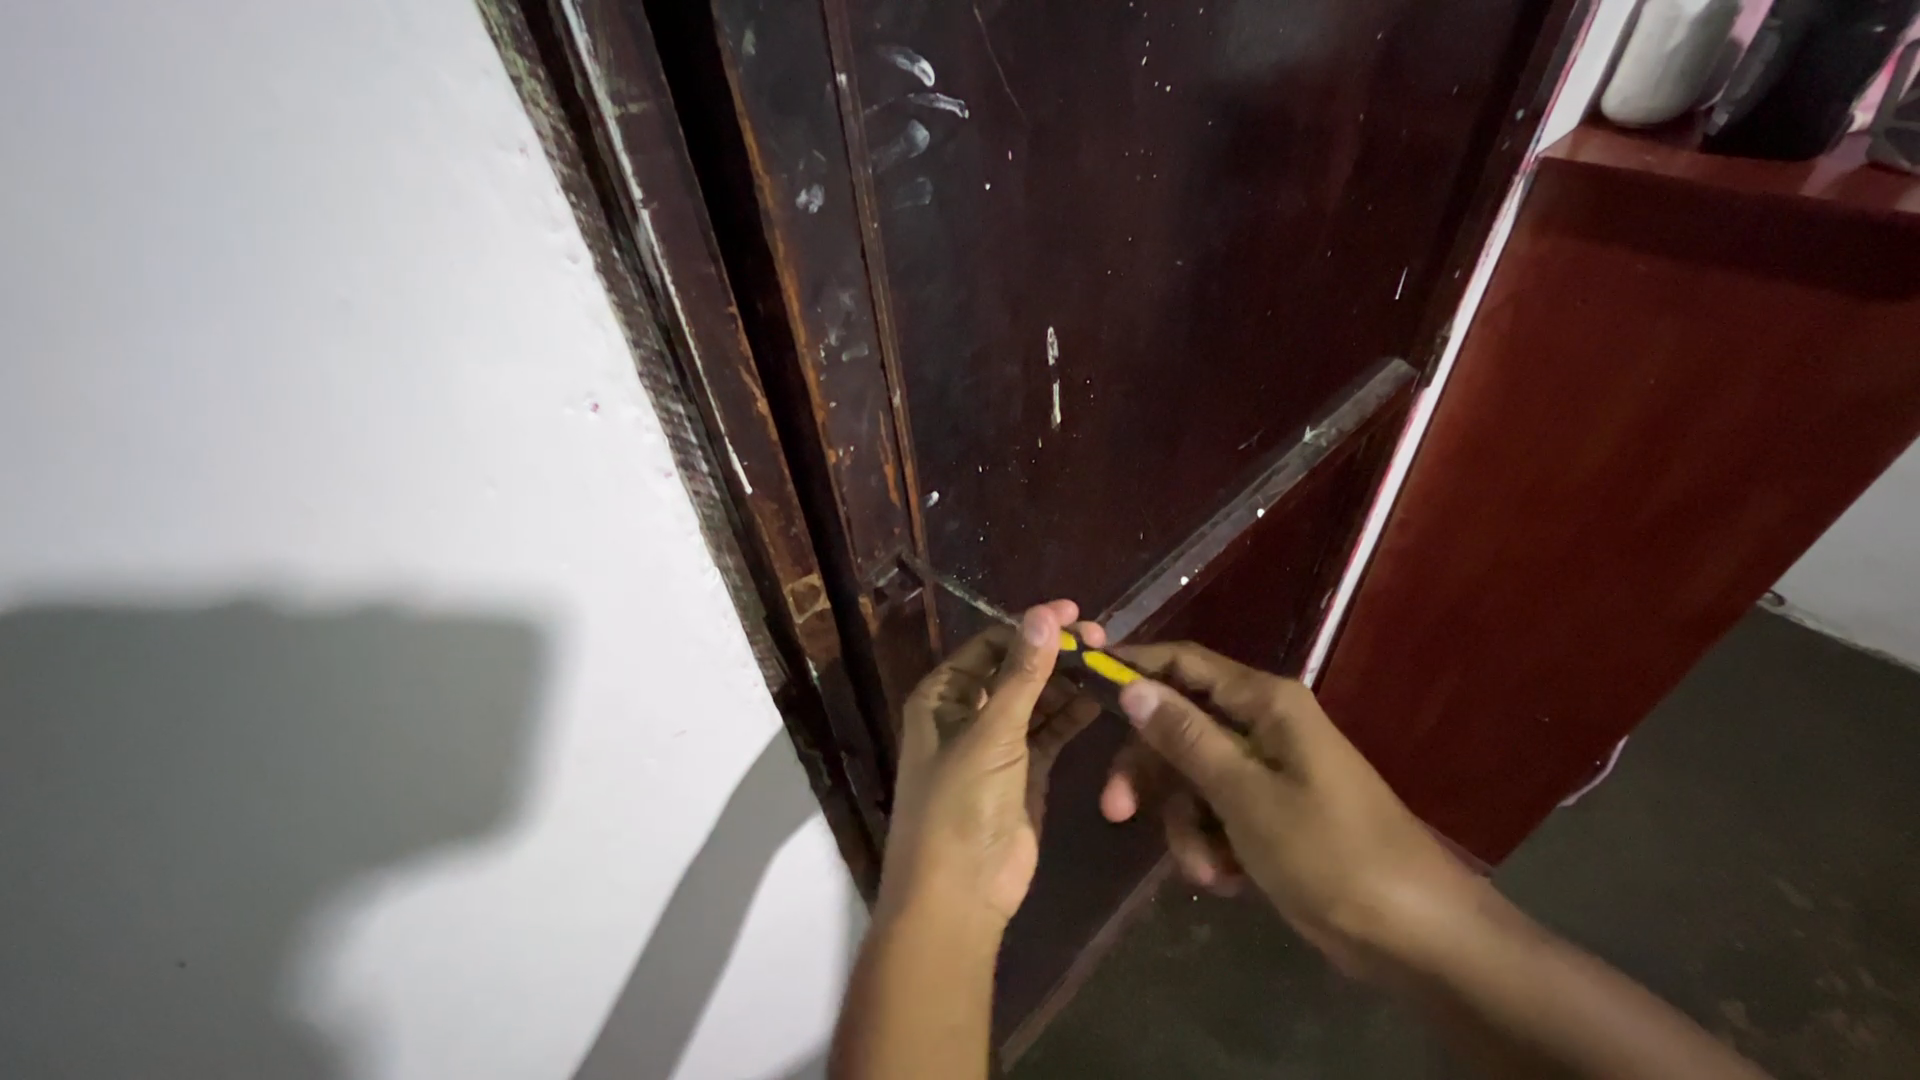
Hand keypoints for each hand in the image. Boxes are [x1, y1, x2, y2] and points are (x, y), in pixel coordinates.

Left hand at [882, 601, 1105, 928]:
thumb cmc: (960, 804)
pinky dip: (1073, 715)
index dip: (1030, 628)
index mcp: (942, 696)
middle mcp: (966, 713)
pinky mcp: (1024, 772)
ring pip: (1036, 700)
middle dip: (1054, 654)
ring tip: (1110, 662)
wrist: (959, 893)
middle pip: (1015, 670)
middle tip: (1103, 639)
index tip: (1075, 614)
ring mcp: (997, 744)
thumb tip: (1044, 615)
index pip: (990, 645)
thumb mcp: (991, 733)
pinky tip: (1103, 698)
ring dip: (1068, 682)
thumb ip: (1022, 675)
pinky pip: (1050, 732)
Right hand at [1101, 642, 1485, 973]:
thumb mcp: (1244, 794)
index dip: (1134, 667)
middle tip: (1115, 812)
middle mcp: (1263, 727)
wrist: (1413, 936)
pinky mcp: (1270, 813)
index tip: (1085, 680)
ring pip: (1191, 778)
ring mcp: (1267, 772)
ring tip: (1206, 870)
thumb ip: (1184, 738)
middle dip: (1149, 773)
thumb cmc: (1330, 853)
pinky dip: (1210, 844)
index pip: (1185, 664)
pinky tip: (1226, 879)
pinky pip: (1216, 812)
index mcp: (1265, 704)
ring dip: (1184, 825)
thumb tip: (1131, 686)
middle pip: (1179, 728)